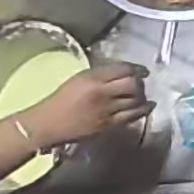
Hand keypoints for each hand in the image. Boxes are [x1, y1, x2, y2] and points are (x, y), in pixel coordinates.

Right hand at [16, 62, 152, 147]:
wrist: (46, 124)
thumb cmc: (61, 100)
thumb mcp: (79, 80)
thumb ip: (101, 75)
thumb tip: (124, 73)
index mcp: (91, 78)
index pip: (122, 69)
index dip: (138, 69)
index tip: (144, 71)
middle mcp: (101, 92)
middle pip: (133, 84)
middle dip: (140, 84)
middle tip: (140, 85)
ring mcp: (107, 109)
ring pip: (136, 100)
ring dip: (142, 97)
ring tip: (141, 96)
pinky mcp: (110, 124)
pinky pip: (133, 115)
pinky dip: (144, 109)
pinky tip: (147, 106)